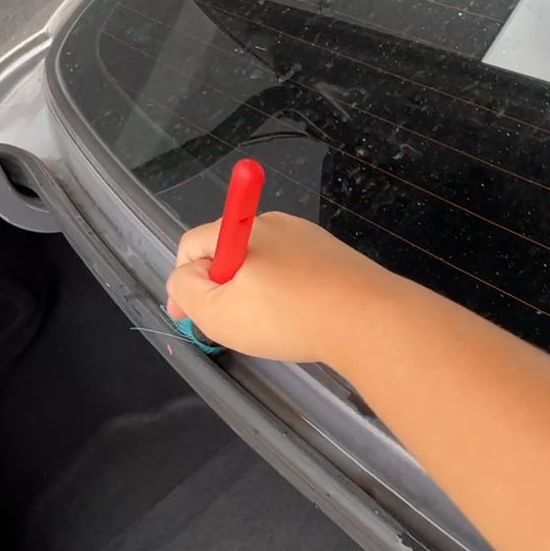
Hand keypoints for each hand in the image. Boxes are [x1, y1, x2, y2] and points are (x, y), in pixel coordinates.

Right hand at [165, 212, 397, 363]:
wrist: (367, 319)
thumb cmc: (285, 316)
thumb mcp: (217, 311)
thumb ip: (185, 290)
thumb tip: (183, 278)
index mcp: (242, 229)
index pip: (192, 244)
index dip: (182, 281)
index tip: (186, 316)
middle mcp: (274, 223)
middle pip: (228, 251)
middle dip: (219, 287)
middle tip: (227, 325)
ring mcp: (308, 237)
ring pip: (263, 264)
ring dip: (253, 292)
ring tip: (268, 327)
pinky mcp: (333, 255)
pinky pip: (294, 272)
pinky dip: (286, 294)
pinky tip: (299, 320)